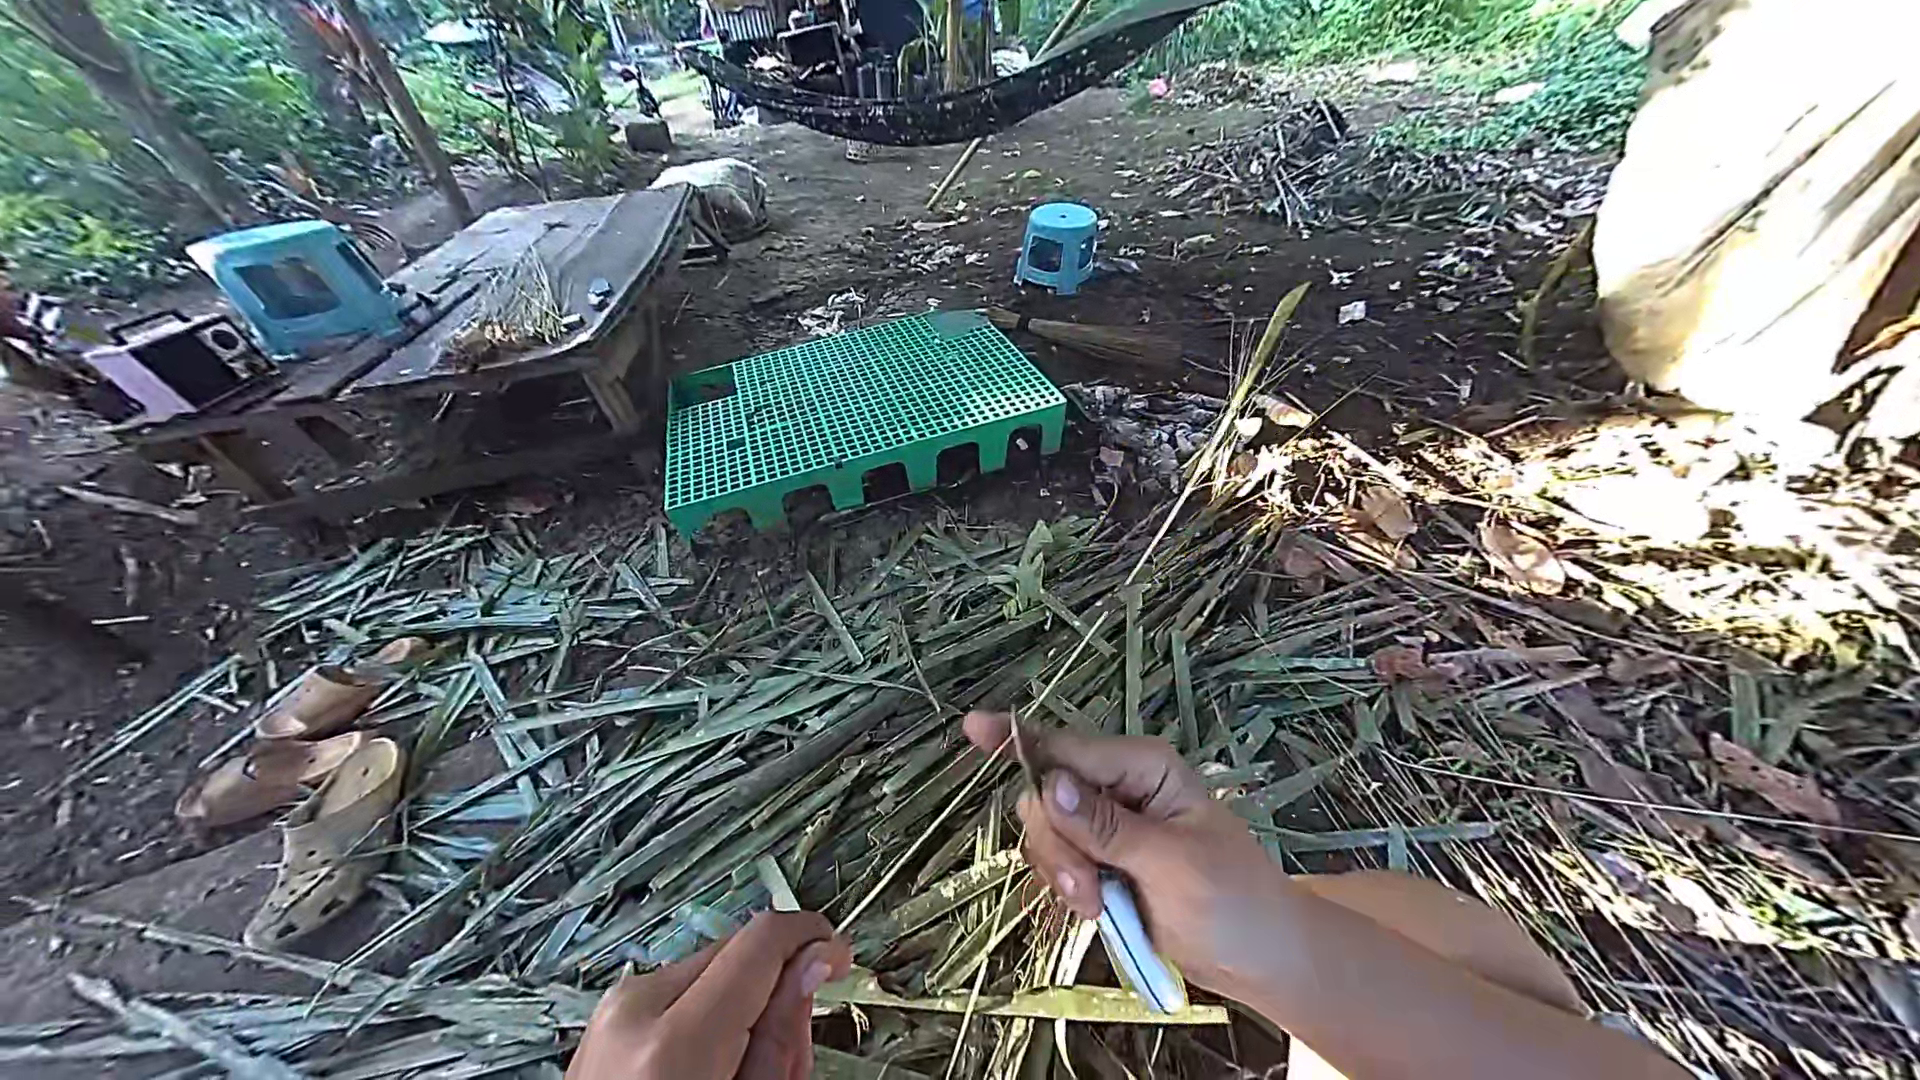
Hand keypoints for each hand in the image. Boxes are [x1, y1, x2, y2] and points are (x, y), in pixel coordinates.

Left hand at [565, 911, 851, 1079]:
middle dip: (780, 979)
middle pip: (741, 948)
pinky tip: (717, 1058)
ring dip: (748, 995)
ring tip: (751, 1061)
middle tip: (793, 1044)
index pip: (762, 939)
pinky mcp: (607, 1017)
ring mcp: (614, 1010)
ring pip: (716, 963)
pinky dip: (715, 1008)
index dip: (811, 938)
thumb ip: (780, 1036)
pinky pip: (685, 985)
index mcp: (672, 1045)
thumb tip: (815, 959)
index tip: (838, 959)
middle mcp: (636, 1009)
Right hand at [964, 711, 1297, 1003]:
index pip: (1069, 746)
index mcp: (1141, 766)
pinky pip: (1055, 858)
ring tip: (1100, 905)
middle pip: (1046, 791)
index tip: (972, 728)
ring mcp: (1104, 820)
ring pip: (1045, 828)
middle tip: (1086, 888)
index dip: (1018, 738)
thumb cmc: (1233, 901)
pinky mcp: (1097, 854)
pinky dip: (1067, 885)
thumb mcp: (1173, 863)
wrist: (1258, 958)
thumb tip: (1048, 786)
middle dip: (1056, 841)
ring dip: (1063, 870)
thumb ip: (1107, 826)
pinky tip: (1099, 908)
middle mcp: (1116, 783)